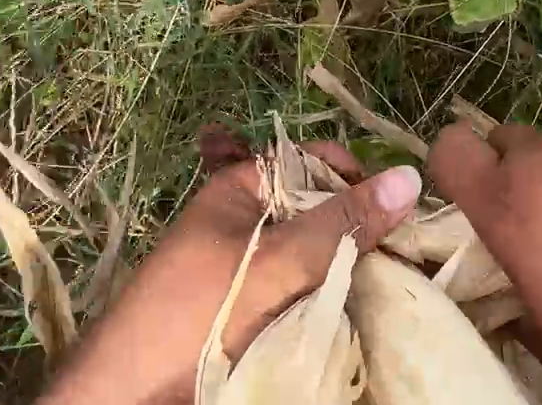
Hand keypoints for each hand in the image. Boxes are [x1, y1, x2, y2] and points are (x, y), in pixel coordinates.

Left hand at [40, 141, 420, 404]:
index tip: (395, 214)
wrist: (130, 404)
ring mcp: (249, 268)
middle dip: (360, 228)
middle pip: (320, 207)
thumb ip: (344, 222)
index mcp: (244, 188)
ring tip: (389, 286)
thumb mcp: (279, 262)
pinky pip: (305, 290)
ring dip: (349, 267)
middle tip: (402, 258)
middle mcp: (248, 220)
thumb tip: (411, 175)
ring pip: (317, 253)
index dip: (357, 179)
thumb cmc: (199, 316)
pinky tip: (356, 312)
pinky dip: (330, 298)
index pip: (315, 161)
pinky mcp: (252, 312)